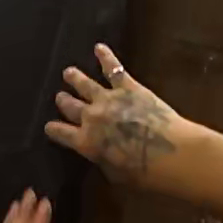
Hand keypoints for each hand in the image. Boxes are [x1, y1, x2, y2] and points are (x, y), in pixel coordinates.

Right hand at [45, 44, 188, 187]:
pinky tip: (99, 47)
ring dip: (75, 78)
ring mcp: (108, 99)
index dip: (53, 129)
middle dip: (63, 102)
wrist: (173, 153)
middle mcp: (91, 117)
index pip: (61, 133)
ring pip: (85, 85)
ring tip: (68, 72)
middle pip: (70, 106)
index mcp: (86, 142)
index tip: (49, 127)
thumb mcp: (117, 175)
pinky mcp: (128, 87)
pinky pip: (113, 68)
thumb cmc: (147, 174)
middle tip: (59, 97)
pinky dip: (105, 57)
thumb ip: (104, 161)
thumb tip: (101, 154)